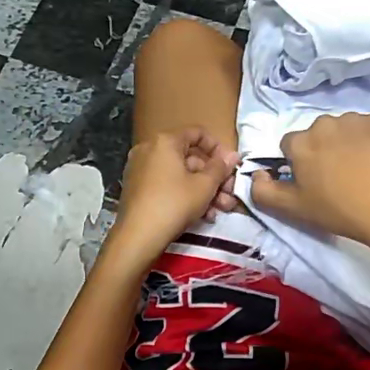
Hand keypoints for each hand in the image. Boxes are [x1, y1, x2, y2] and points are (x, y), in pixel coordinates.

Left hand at [113, 127, 239, 253]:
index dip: (218, 148)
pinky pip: (167, 184)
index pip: (197, 133)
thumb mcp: (205, 186)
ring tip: (219, 210)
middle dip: (213, 177)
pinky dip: (185, 194)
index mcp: (165, 141)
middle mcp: (149, 149)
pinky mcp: (137, 188)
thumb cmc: (175, 203)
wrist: (138, 236)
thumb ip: (220, 167)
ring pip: (180, 174)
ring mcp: (140, 169)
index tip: (230, 166)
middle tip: (229, 195)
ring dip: (203, 190)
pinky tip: (202, 215)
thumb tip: (233, 155)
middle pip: (189, 157)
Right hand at [247, 113, 369, 249]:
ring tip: (359, 170)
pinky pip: (366, 127)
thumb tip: (255, 174)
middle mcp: (323, 124)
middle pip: (316, 135)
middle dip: (321, 150)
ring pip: (341, 129)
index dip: (299, 164)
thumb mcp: (293, 209)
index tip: (313, 182)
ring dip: (344, 143)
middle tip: (336, 178)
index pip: (290, 146)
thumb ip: (262, 191)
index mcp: (300, 142)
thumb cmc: (338, 210)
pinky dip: (368, 139)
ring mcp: (354, 120)